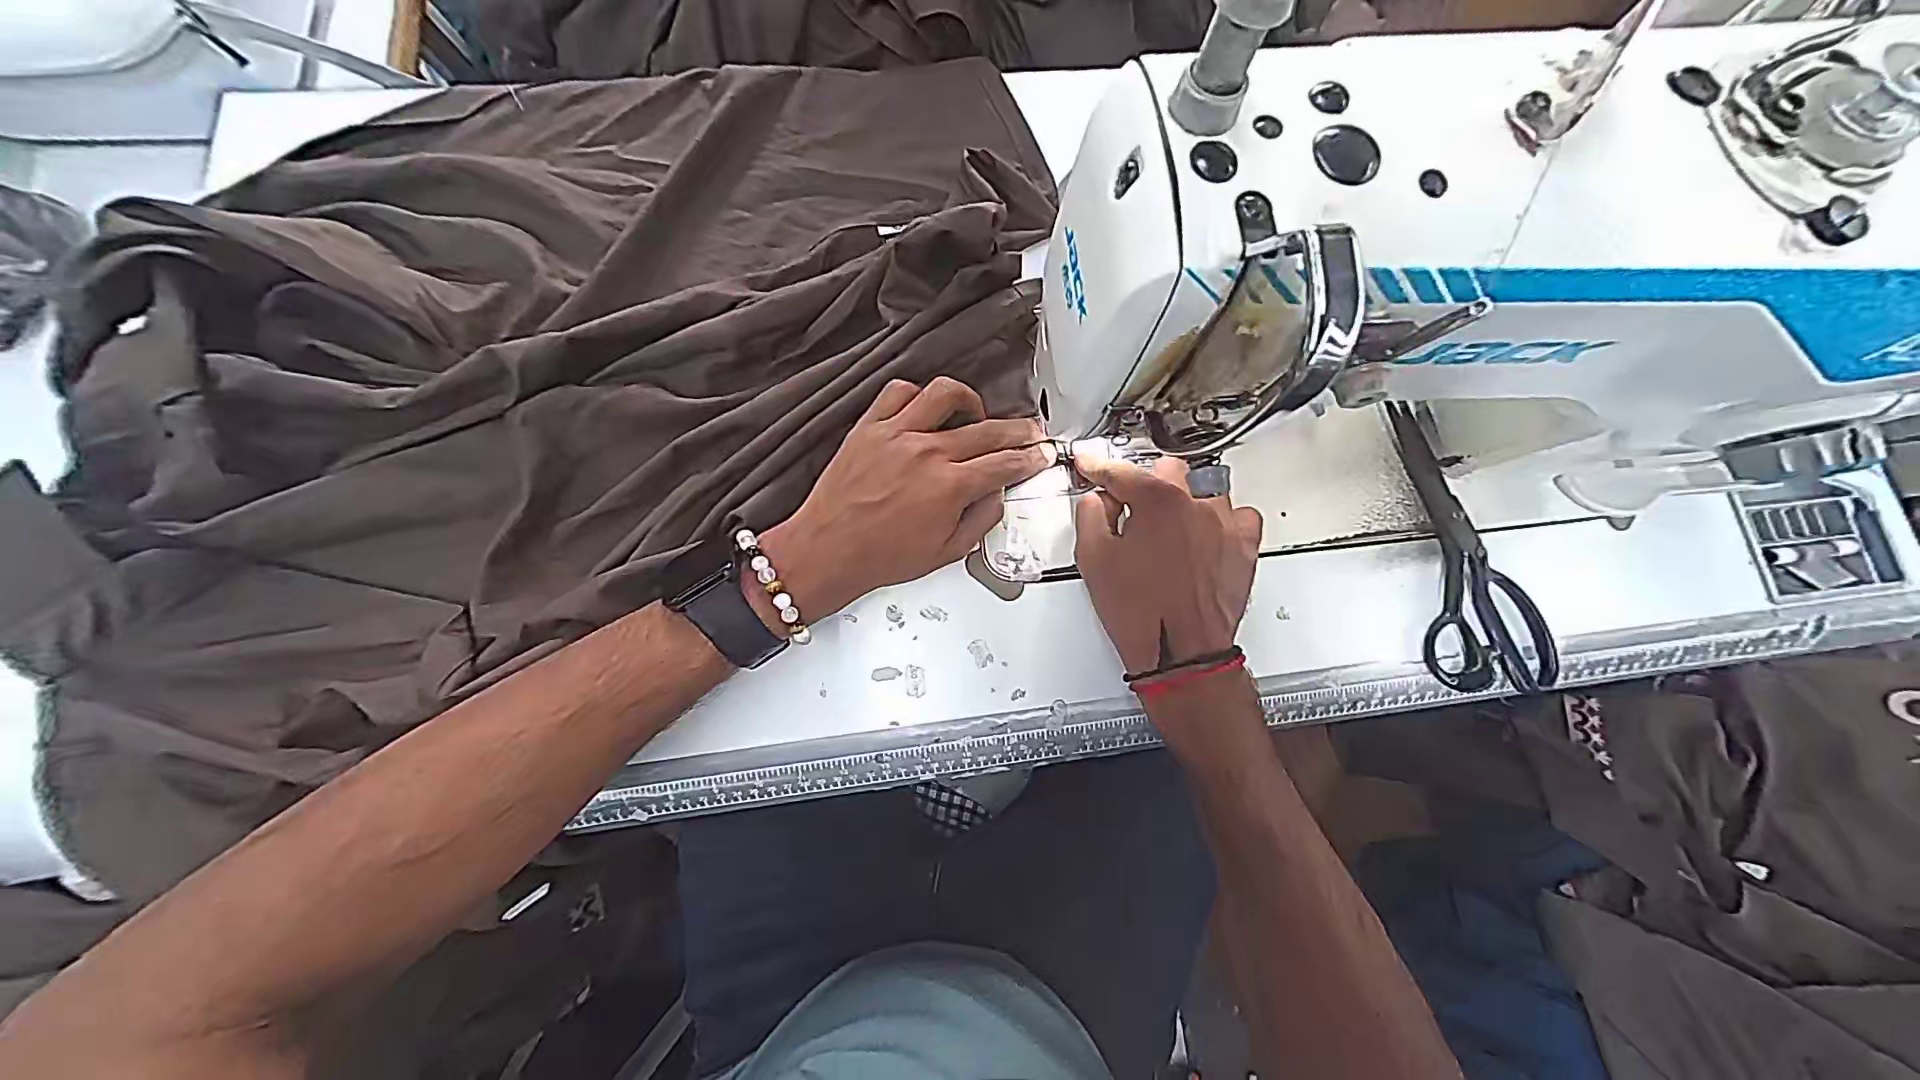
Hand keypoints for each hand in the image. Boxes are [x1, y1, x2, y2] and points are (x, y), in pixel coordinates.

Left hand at [754, 377, 1050, 623]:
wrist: (828, 551)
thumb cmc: (879, 556)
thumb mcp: (946, 552)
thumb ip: (981, 520)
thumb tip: (996, 495)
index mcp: (950, 486)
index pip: (1005, 462)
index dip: (1031, 458)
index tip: (1039, 455)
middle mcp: (927, 453)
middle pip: (988, 429)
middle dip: (1019, 430)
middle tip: (1028, 433)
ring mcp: (897, 435)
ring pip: (945, 394)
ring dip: (970, 400)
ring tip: (976, 412)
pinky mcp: (869, 427)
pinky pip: (898, 392)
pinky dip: (917, 395)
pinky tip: (925, 409)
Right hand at [1074, 456, 1261, 674]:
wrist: (1180, 652)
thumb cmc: (1142, 613)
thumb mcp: (1093, 559)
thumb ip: (1090, 516)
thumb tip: (1096, 502)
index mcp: (1156, 501)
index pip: (1120, 471)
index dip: (1098, 466)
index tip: (1091, 464)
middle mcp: (1195, 504)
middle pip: (1167, 470)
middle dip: (1145, 484)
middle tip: (1129, 509)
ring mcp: (1223, 523)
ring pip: (1204, 489)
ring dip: (1184, 501)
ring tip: (1167, 531)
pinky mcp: (1244, 545)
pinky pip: (1237, 515)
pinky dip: (1220, 520)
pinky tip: (1202, 537)